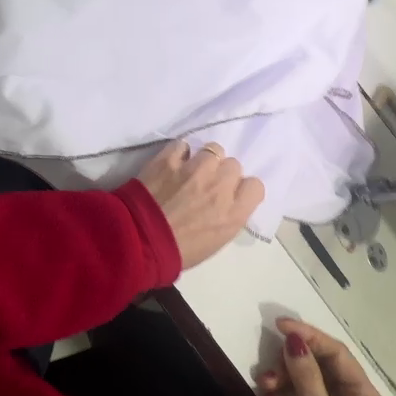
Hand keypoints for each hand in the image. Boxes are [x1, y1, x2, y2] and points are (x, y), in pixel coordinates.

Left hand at [135, 140, 262, 269]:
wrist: (141, 240)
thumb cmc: (180, 250)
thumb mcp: (217, 241)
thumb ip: (228, 216)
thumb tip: (226, 202)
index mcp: (234, 212)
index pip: (255, 186)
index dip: (242, 188)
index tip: (230, 193)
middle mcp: (219, 186)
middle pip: (233, 164)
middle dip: (222, 172)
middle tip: (207, 183)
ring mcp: (194, 169)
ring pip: (212, 149)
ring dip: (204, 158)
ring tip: (191, 169)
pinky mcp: (169, 159)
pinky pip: (182, 144)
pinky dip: (179, 152)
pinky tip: (172, 163)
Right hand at [257, 317, 391, 395]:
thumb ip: (306, 376)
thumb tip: (293, 338)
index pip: (337, 353)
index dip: (308, 335)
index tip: (278, 325)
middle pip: (318, 367)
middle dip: (290, 365)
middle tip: (268, 370)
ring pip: (305, 384)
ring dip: (282, 384)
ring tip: (264, 391)